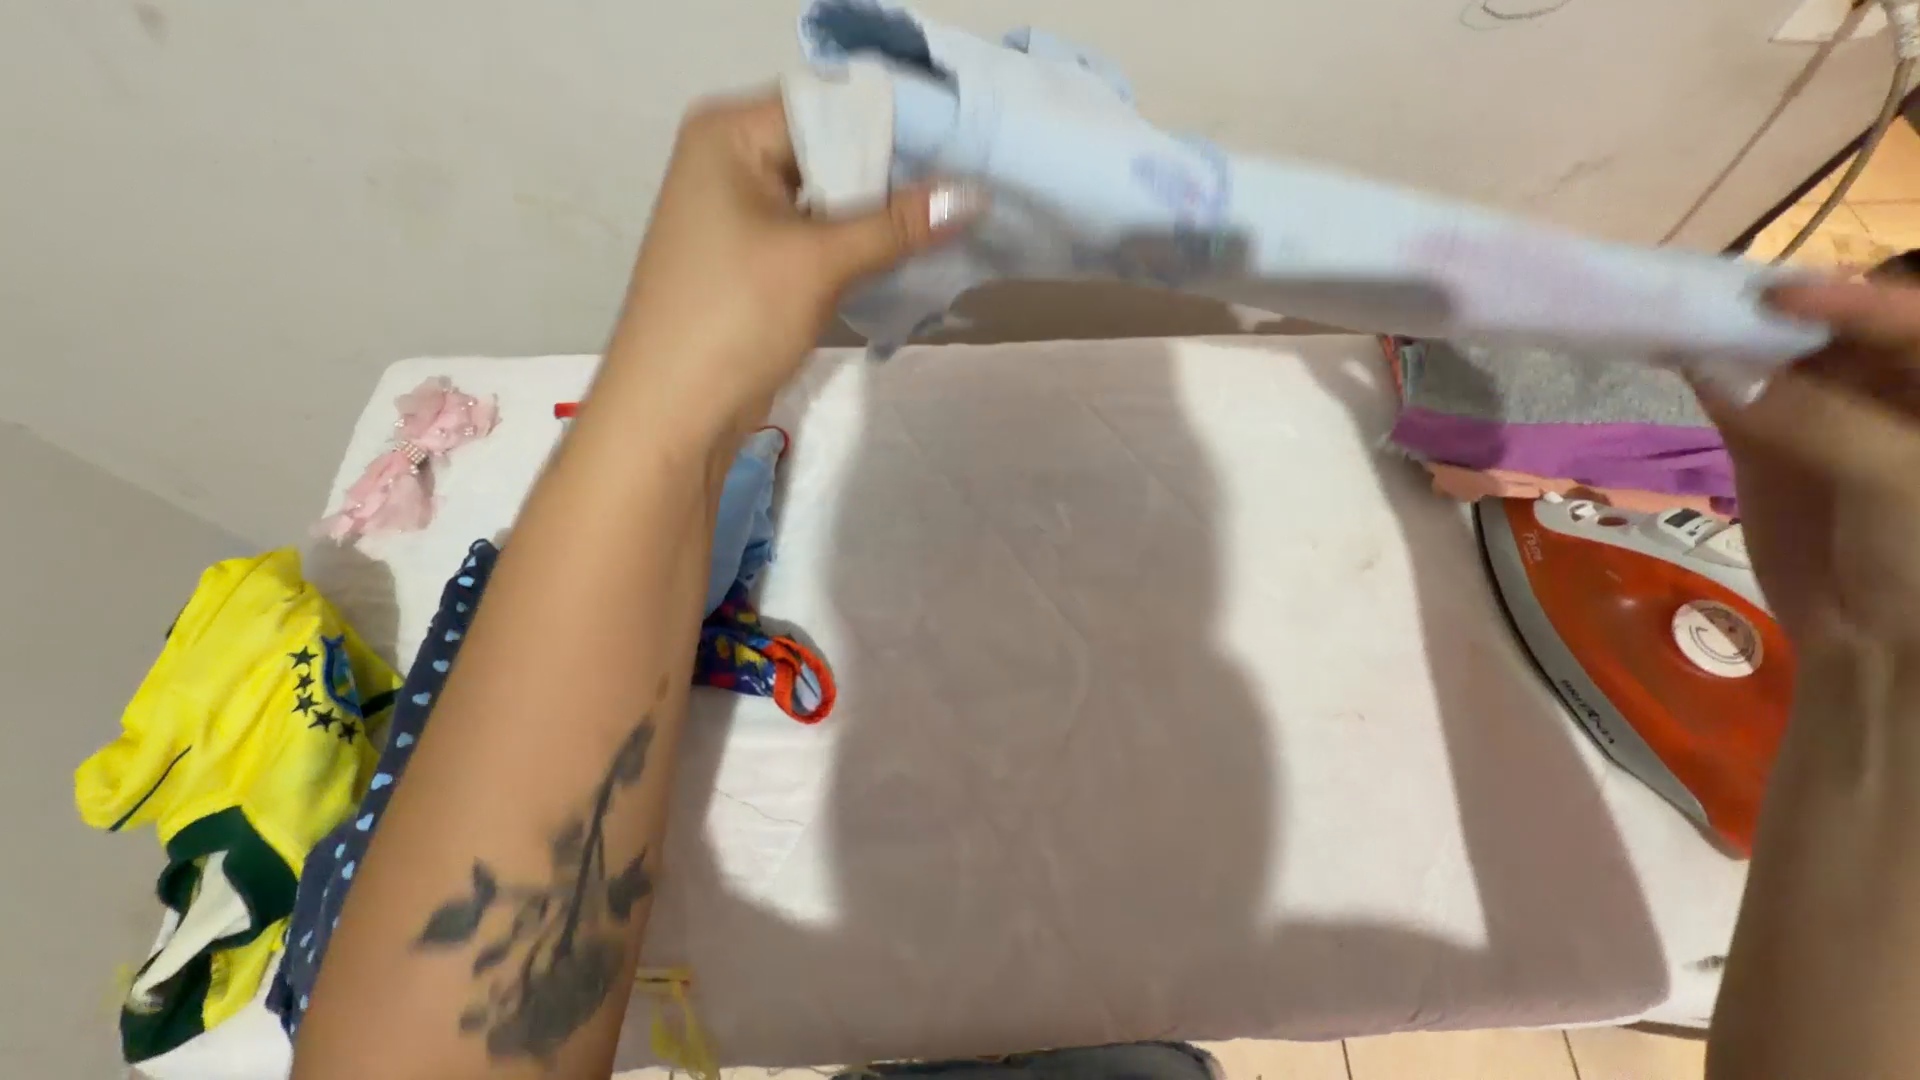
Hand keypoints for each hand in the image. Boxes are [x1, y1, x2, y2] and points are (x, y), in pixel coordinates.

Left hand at [601, 92, 978, 442]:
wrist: (672, 413)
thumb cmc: (733, 319)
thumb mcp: (817, 263)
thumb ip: (898, 225)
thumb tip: (976, 195)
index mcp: (730, 133)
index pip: (832, 107)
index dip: (900, 129)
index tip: (965, 153)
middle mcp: (734, 161)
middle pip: (835, 152)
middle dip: (898, 178)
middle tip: (969, 192)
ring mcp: (745, 214)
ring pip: (833, 201)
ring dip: (885, 219)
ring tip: (954, 224)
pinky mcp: (759, 261)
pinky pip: (822, 240)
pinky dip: (862, 250)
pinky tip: (913, 257)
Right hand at [1698, 281, 1919, 647]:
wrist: (1877, 635)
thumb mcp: (1892, 478)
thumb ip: (1813, 418)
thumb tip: (1711, 367)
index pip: (1912, 323)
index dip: (1856, 304)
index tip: (1780, 295)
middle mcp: (1895, 386)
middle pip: (1841, 330)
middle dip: (1790, 312)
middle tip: (1727, 295)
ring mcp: (1825, 412)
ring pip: (1780, 358)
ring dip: (1734, 340)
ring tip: (1684, 315)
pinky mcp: (1765, 440)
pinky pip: (1735, 395)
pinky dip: (1703, 374)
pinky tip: (1671, 353)